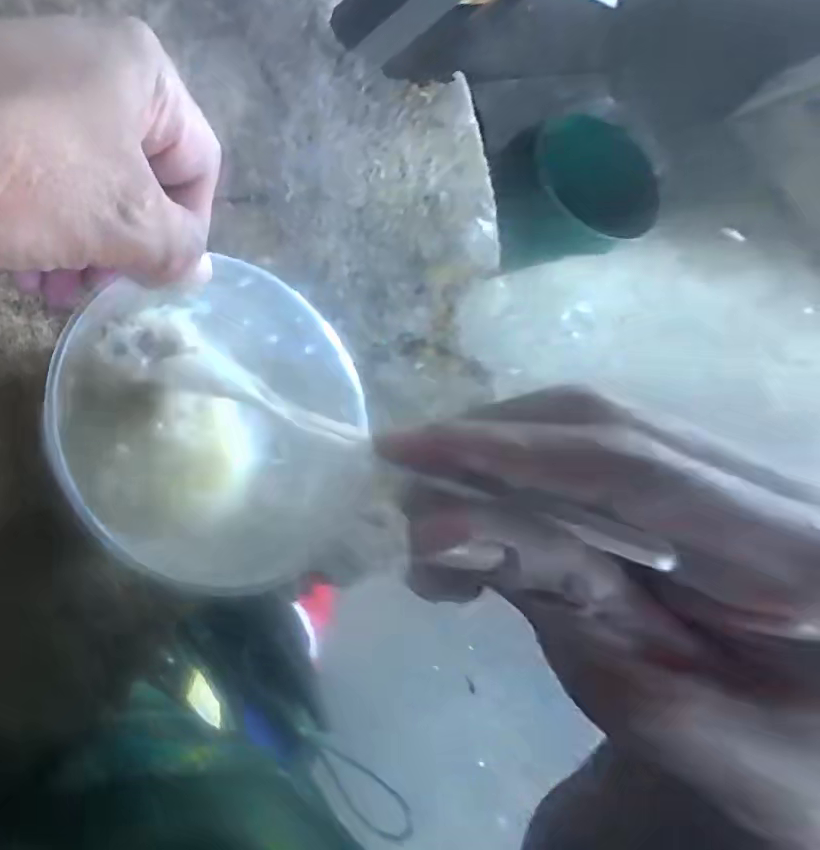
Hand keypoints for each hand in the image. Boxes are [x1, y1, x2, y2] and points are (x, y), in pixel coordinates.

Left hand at [0, 16, 218, 287]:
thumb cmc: (13, 171)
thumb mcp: (110, 217)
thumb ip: (166, 244)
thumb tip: (194, 265)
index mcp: (138, 67)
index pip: (195, 160)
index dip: (182, 232)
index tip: (143, 286)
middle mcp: (78, 57)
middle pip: (123, 170)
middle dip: (108, 243)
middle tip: (79, 295)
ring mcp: (9, 75)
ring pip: (62, 174)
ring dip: (61, 237)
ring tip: (34, 284)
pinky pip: (9, 163)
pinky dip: (15, 211)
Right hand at [379, 388, 819, 848]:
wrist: (785, 752)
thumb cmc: (726, 749)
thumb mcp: (639, 688)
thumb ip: (548, 593)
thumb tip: (429, 527)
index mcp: (816, 560)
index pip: (633, 468)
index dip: (501, 450)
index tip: (396, 450)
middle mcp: (796, 495)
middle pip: (601, 422)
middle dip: (481, 443)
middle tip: (402, 486)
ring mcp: (753, 477)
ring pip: (581, 422)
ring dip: (485, 459)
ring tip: (435, 525)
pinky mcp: (704, 477)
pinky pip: (579, 441)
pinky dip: (504, 470)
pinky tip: (475, 518)